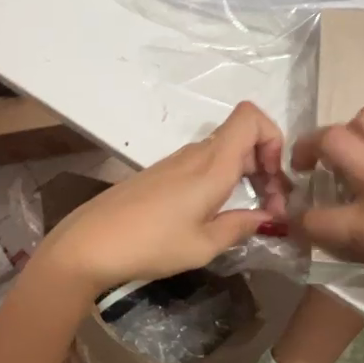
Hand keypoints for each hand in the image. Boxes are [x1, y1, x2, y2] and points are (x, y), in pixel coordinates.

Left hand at [35, 102, 287, 292]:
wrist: (90, 245)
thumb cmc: (151, 245)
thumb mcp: (203, 245)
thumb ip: (240, 227)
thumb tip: (268, 218)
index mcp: (212, 165)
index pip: (251, 117)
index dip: (273, 138)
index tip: (273, 180)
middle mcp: (196, 155)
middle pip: (243, 136)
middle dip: (266, 165)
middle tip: (271, 208)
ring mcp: (177, 162)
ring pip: (225, 151)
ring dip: (246, 175)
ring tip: (249, 215)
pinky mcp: (163, 175)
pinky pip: (205, 164)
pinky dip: (223, 181)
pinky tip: (218, 213)